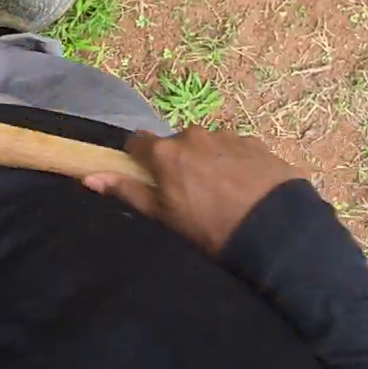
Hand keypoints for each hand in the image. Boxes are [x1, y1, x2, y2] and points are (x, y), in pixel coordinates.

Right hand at [83, 128, 305, 254]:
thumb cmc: (213, 230)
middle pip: (175, 144)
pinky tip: (246, 189)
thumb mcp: (165, 218)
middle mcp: (193, 135)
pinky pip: (235, 148)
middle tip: (191, 194)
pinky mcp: (255, 142)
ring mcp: (226, 136)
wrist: (279, 233)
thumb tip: (89, 176)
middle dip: (178, 162)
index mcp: (166, 152)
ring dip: (207, 161)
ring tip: (224, 194)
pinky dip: (235, 163)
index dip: (140, 159)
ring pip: (206, 145)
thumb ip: (127, 192)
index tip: (149, 178)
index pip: (138, 142)